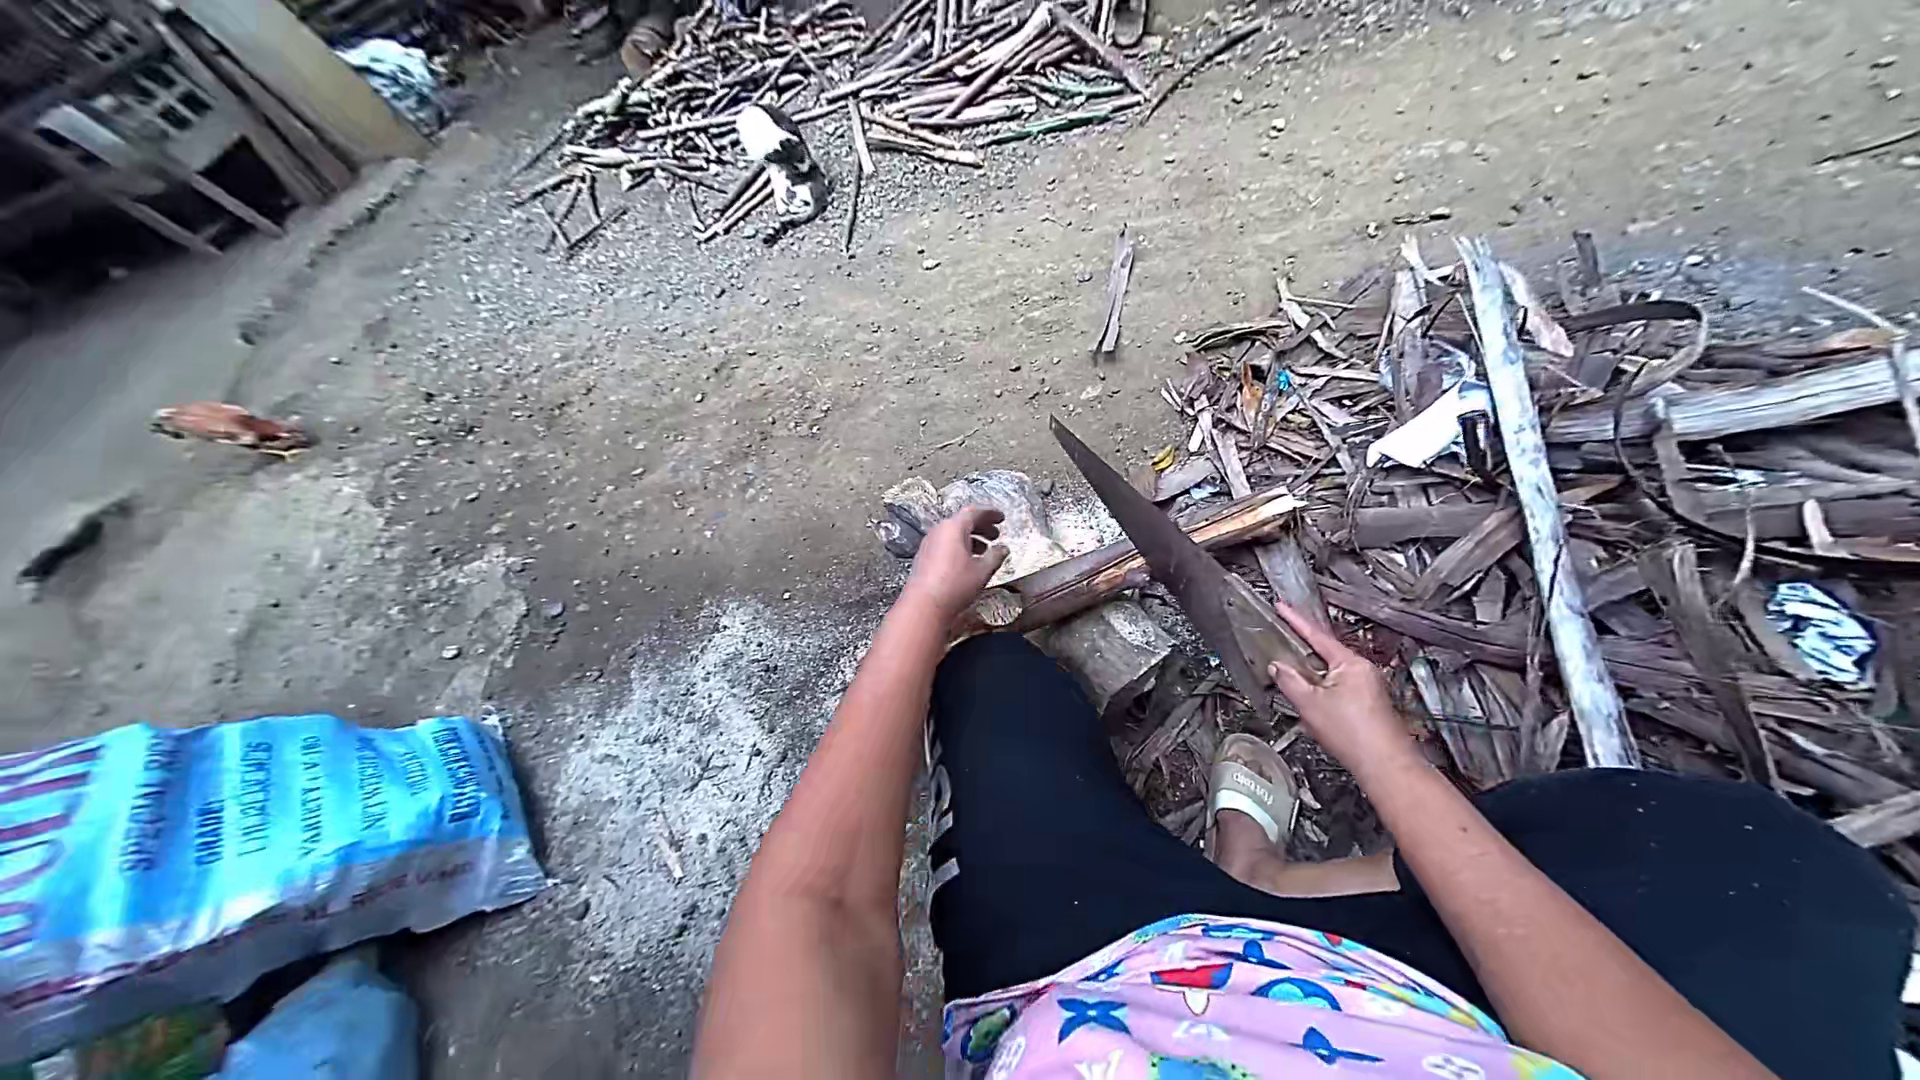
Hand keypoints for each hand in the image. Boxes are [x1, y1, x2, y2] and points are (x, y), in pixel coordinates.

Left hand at [901, 507, 1007, 619]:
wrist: (924, 606)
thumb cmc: (953, 586)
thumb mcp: (982, 570)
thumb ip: (996, 556)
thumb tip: (1003, 549)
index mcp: (953, 528)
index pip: (974, 512)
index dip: (990, 513)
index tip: (1000, 517)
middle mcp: (938, 532)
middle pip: (963, 522)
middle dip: (981, 526)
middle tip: (995, 533)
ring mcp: (929, 544)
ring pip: (953, 534)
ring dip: (971, 538)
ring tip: (985, 550)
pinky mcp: (924, 558)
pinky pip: (945, 545)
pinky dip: (959, 547)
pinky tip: (968, 562)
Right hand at [1267, 601, 1419, 782]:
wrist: (1384, 766)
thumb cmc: (1355, 735)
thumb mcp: (1308, 703)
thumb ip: (1288, 679)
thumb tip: (1277, 666)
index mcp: (1350, 664)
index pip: (1316, 635)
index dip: (1295, 620)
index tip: (1282, 607)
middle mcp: (1363, 671)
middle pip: (1322, 655)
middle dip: (1300, 658)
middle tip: (1280, 653)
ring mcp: (1368, 687)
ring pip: (1329, 674)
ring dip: (1311, 681)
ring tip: (1298, 692)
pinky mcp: (1368, 702)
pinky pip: (1337, 688)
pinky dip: (1322, 694)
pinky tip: (1314, 708)